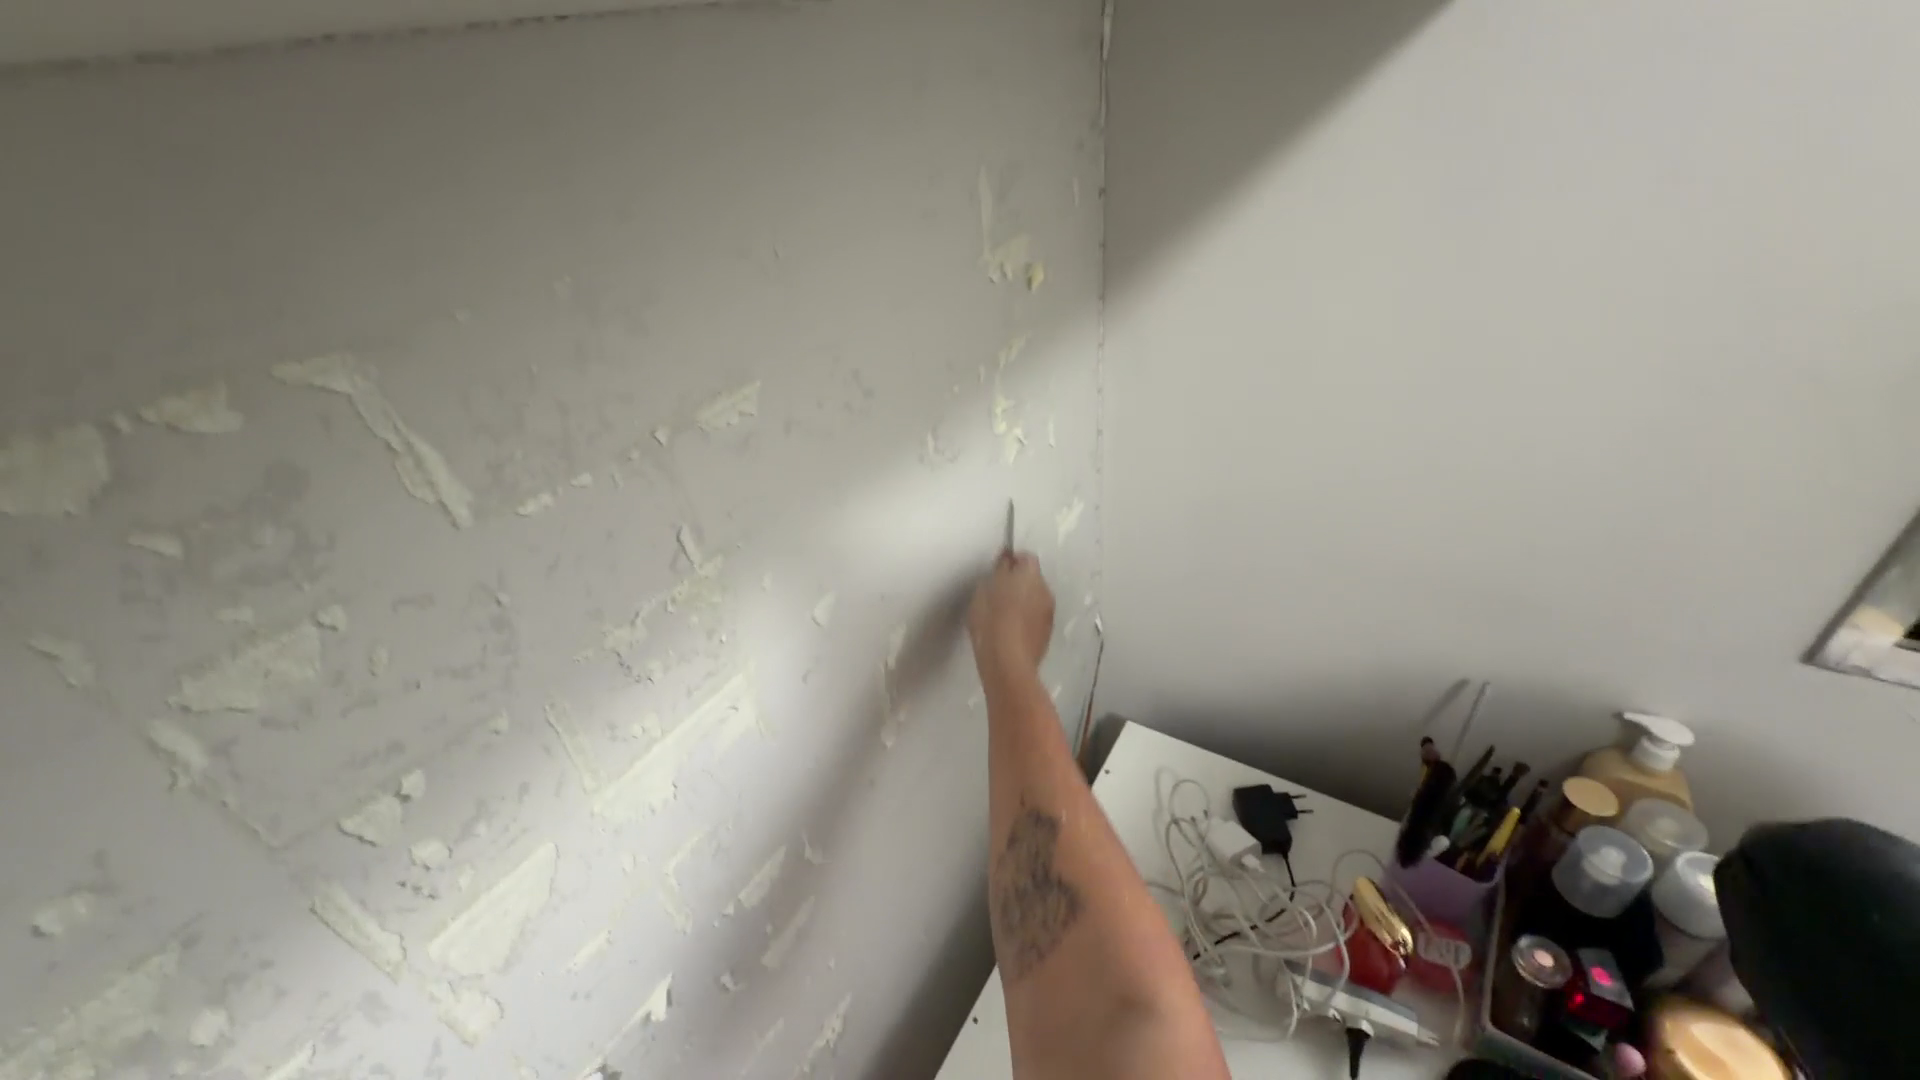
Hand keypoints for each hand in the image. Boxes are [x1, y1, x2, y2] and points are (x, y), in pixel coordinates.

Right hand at [969, 550, 1054, 675]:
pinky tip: (1011, 630)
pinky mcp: (1047, 632)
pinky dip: (1026, 618)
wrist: (1007, 661)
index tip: (998, 571)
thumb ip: (998, 573)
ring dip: (1024, 601)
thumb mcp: (984, 590)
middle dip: (1019, 582)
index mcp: (1030, 575)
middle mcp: (1045, 590)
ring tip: (1003, 615)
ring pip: (1035, 598)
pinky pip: (1036, 617)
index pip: (1026, 557)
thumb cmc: (991, 620)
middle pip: (1033, 578)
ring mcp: (1049, 612)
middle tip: (998, 593)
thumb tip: (1006, 563)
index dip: (1012, 561)